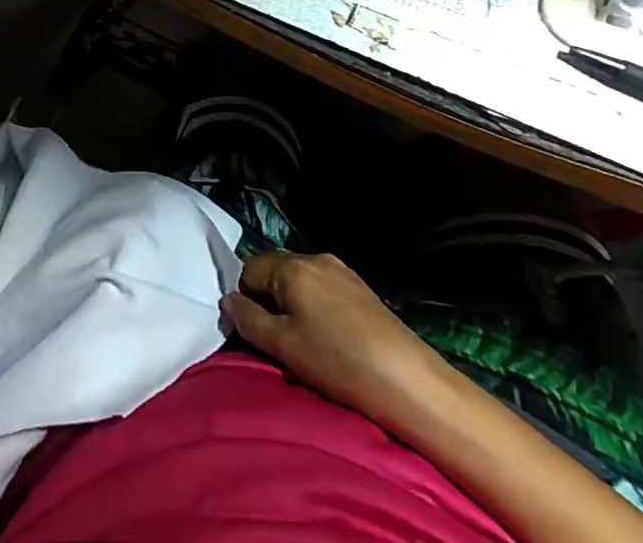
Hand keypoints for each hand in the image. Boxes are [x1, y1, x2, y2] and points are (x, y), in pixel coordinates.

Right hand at [224, 251, 448, 422]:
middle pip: (272, 269)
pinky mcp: (362, 289)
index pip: (246, 270)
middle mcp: (314, 258)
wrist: (412, 383)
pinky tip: (327, 335)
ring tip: (303, 338)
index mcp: (291, 266)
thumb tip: (230, 301)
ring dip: (290, 302)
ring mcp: (342, 272)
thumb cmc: (337, 360)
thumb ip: (246, 318)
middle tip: (276, 336)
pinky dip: (313, 306)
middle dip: (266, 297)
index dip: (244, 299)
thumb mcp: (280, 344)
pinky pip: (321, 288)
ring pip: (297, 280)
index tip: (255, 329)